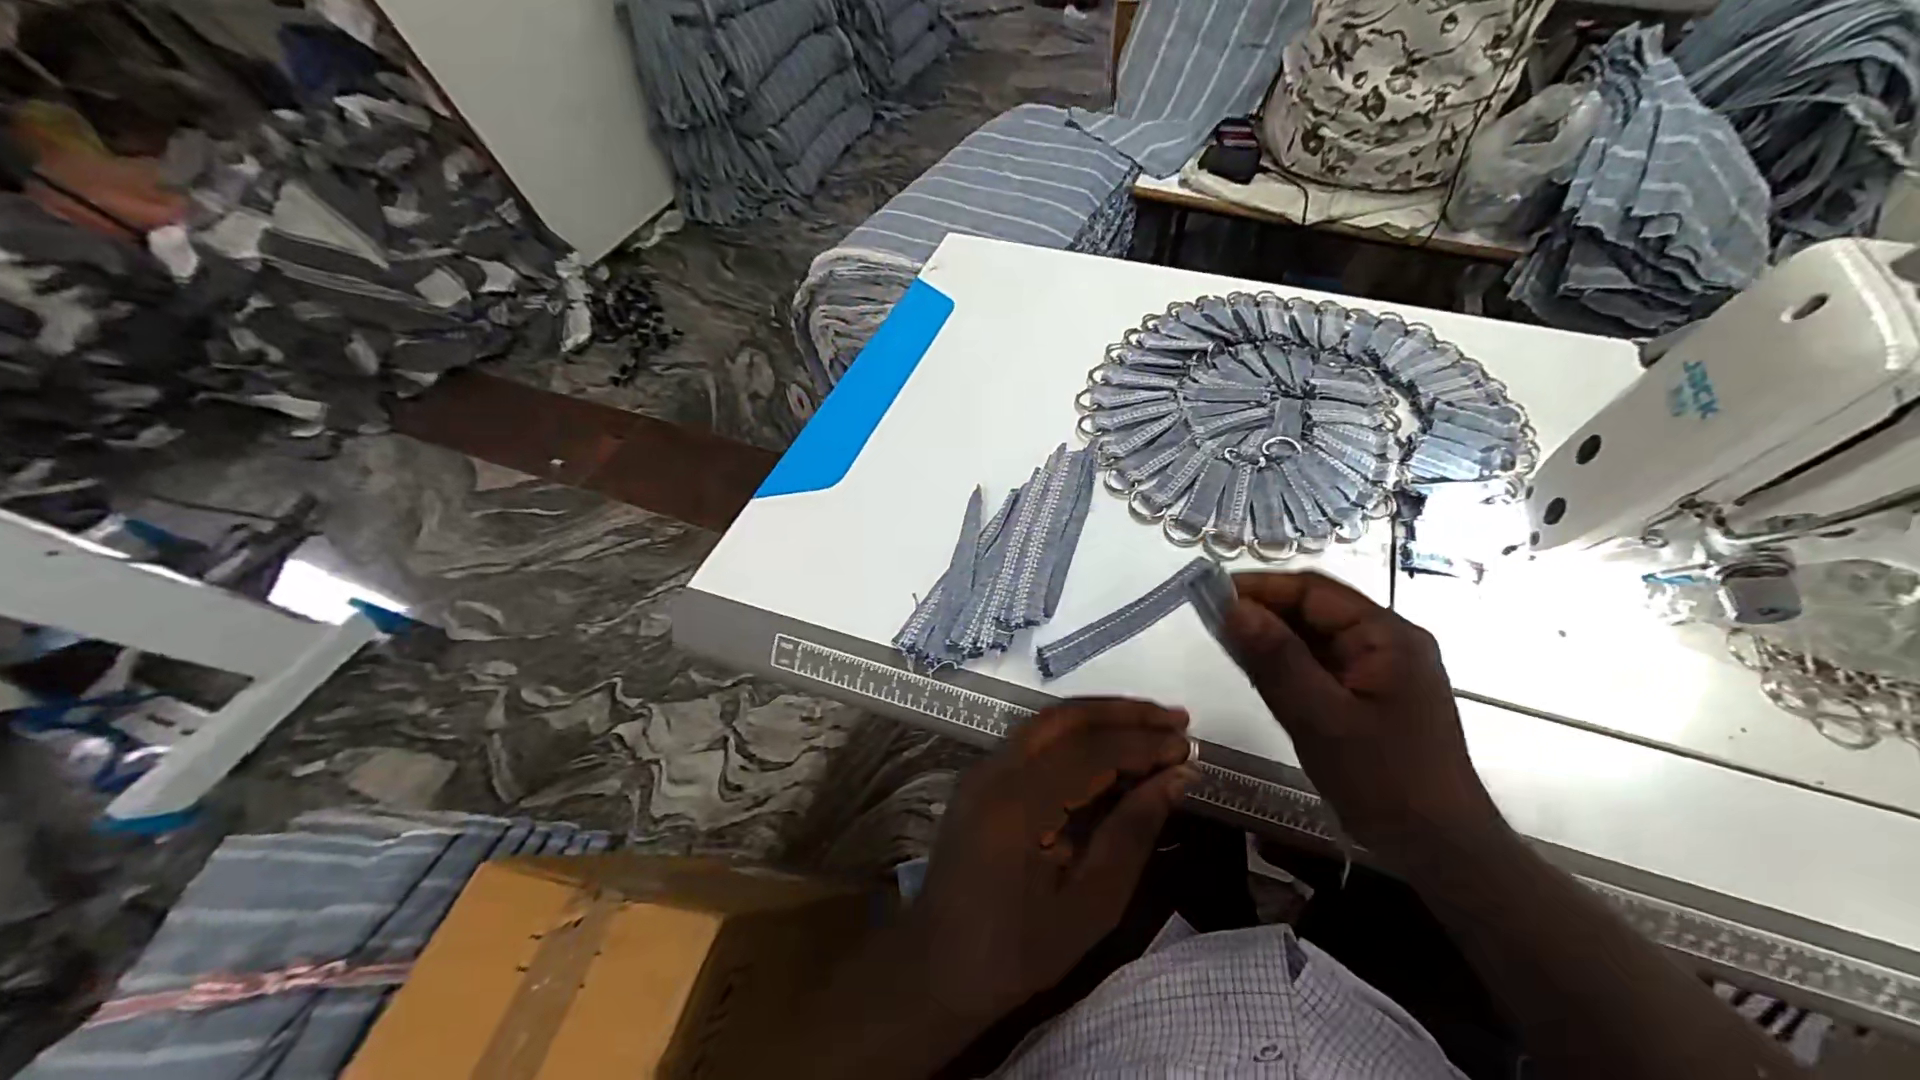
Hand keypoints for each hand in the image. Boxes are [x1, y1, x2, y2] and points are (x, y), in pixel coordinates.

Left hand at [906, 698, 1193, 1021]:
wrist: (939, 966)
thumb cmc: (1018, 949)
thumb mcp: (1090, 905)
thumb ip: (1132, 833)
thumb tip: (1177, 778)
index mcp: (1017, 805)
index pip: (1089, 752)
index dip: (1142, 745)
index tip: (1187, 748)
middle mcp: (994, 772)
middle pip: (1064, 720)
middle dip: (1123, 714)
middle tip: (1176, 720)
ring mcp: (982, 771)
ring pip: (1048, 723)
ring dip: (1100, 718)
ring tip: (1152, 725)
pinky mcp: (982, 779)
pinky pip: (1034, 741)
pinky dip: (1076, 736)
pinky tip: (1109, 748)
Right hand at [1223, 572, 1504, 871]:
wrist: (1437, 847)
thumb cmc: (1383, 779)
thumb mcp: (1321, 717)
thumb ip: (1277, 659)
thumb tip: (1234, 609)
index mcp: (1386, 635)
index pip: (1313, 591)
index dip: (1260, 587)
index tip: (1211, 594)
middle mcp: (1387, 642)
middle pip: (1314, 610)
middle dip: (1264, 612)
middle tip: (1212, 622)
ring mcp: (1380, 668)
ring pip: (1314, 637)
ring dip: (1272, 637)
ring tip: (1228, 645)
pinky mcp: (1369, 693)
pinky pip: (1320, 664)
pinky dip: (1286, 662)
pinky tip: (1258, 673)